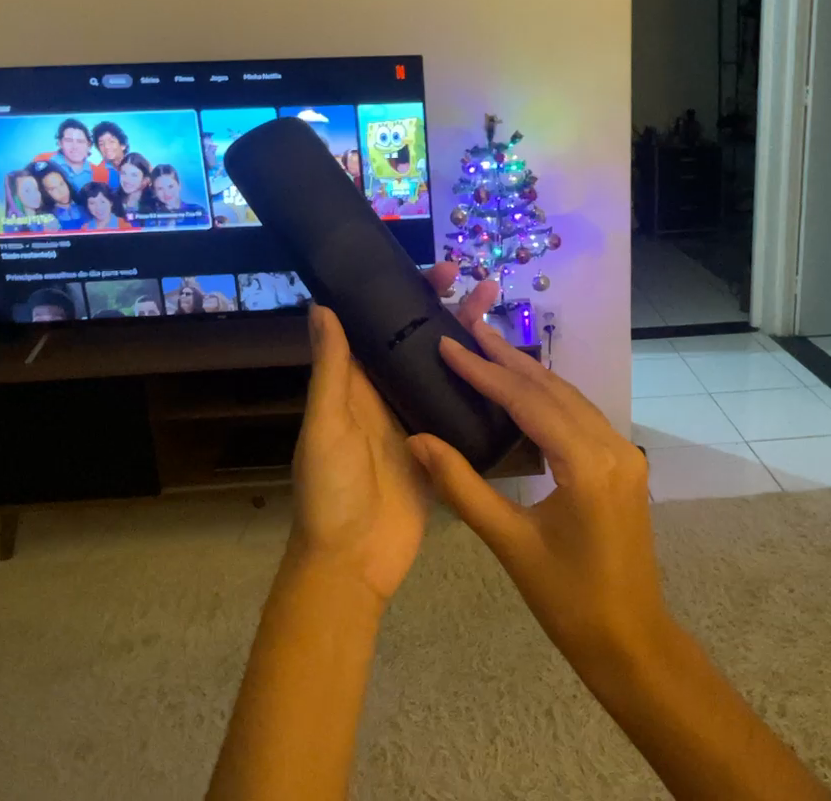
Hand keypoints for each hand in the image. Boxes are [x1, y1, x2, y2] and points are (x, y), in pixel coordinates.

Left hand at [289, 263, 498, 601]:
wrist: (354, 560)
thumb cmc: (331, 489)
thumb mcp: (326, 424)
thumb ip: (332, 369)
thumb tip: (322, 304)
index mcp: (356, 385)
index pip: (383, 327)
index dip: (408, 295)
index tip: (440, 270)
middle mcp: (388, 397)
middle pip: (421, 343)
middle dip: (450, 312)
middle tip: (485, 286)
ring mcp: (418, 422)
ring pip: (447, 373)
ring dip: (470, 344)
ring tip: (502, 318)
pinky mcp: (443, 449)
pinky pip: (462, 411)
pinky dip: (482, 390)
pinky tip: (509, 373)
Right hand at [407, 325, 668, 666]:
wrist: (629, 638)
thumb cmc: (566, 600)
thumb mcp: (508, 542)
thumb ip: (462, 486)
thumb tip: (418, 440)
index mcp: (588, 464)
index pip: (528, 401)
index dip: (484, 371)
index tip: (448, 345)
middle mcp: (613, 447)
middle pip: (553, 390)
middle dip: (508, 360)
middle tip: (468, 329)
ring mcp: (625, 454)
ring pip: (572, 400)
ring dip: (530, 376)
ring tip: (489, 350)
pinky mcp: (624, 465)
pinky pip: (583, 419)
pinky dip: (550, 401)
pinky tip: (524, 393)